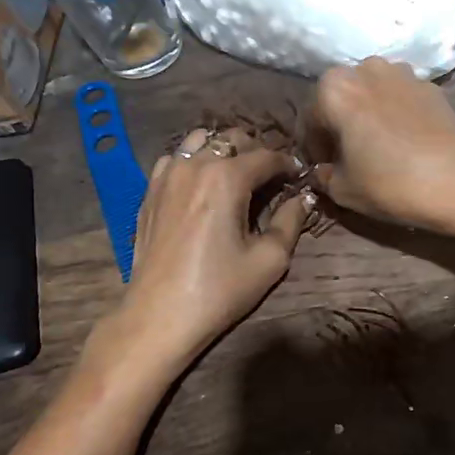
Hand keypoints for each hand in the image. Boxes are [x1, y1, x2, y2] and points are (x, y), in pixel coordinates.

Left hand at [113, 129, 312, 363]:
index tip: (299, 176)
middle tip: (271, 177)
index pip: (267, 156)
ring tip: (236, 174)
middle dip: (257, 151)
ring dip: (223, 150)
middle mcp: (195, 165)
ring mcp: (167, 175)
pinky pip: (175, 159)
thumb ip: (290, 221)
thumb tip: (304, 198)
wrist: (160, 316)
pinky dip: (193, 161)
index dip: (288, 163)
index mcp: (226, 178)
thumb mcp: (269, 260)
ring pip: (200, 140)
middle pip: (233, 139)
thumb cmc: (219, 290)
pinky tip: (201, 185)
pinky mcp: (149, 191)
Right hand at [306, 57, 454, 228]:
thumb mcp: (342, 189)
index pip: (310, 119)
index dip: (313, 148)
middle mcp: (365, 69)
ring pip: (372, 94)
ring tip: (376, 147)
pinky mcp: (430, 85)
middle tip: (347, 157)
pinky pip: (399, 99)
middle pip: (341, 98)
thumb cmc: (389, 182)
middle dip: (339, 124)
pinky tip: (403, 142)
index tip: (323, 169)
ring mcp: (402, 73)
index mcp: (334, 88)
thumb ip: (324, 175)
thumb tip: (323, 171)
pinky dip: (394, 115)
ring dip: (367, 115)